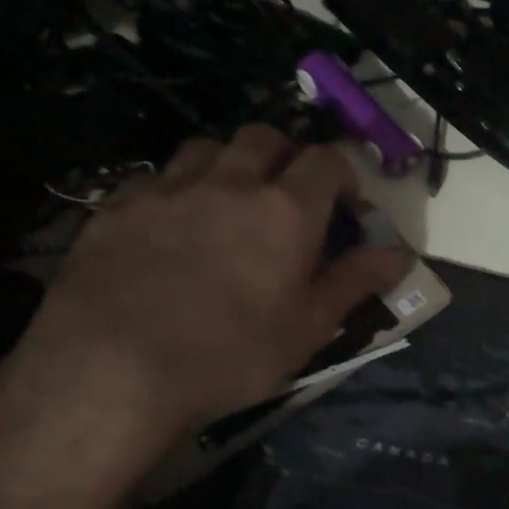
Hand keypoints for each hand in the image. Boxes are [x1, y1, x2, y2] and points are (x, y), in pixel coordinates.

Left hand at [0, 125, 407, 443]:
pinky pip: (155, 176)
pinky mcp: (114, 208)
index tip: (345, 210)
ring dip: (229, 164)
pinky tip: (173, 225)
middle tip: (289, 198)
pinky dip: (176, 188)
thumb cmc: (230, 354)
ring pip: (206, 147)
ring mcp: (166, 191)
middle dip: (286, 156)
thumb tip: (400, 253)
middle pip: (264, 137)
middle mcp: (229, 184)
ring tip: (230, 204)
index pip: (327, 159)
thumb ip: (355, 281)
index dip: (343, 177)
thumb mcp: (310, 328)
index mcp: (287, 210)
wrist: (108, 371)